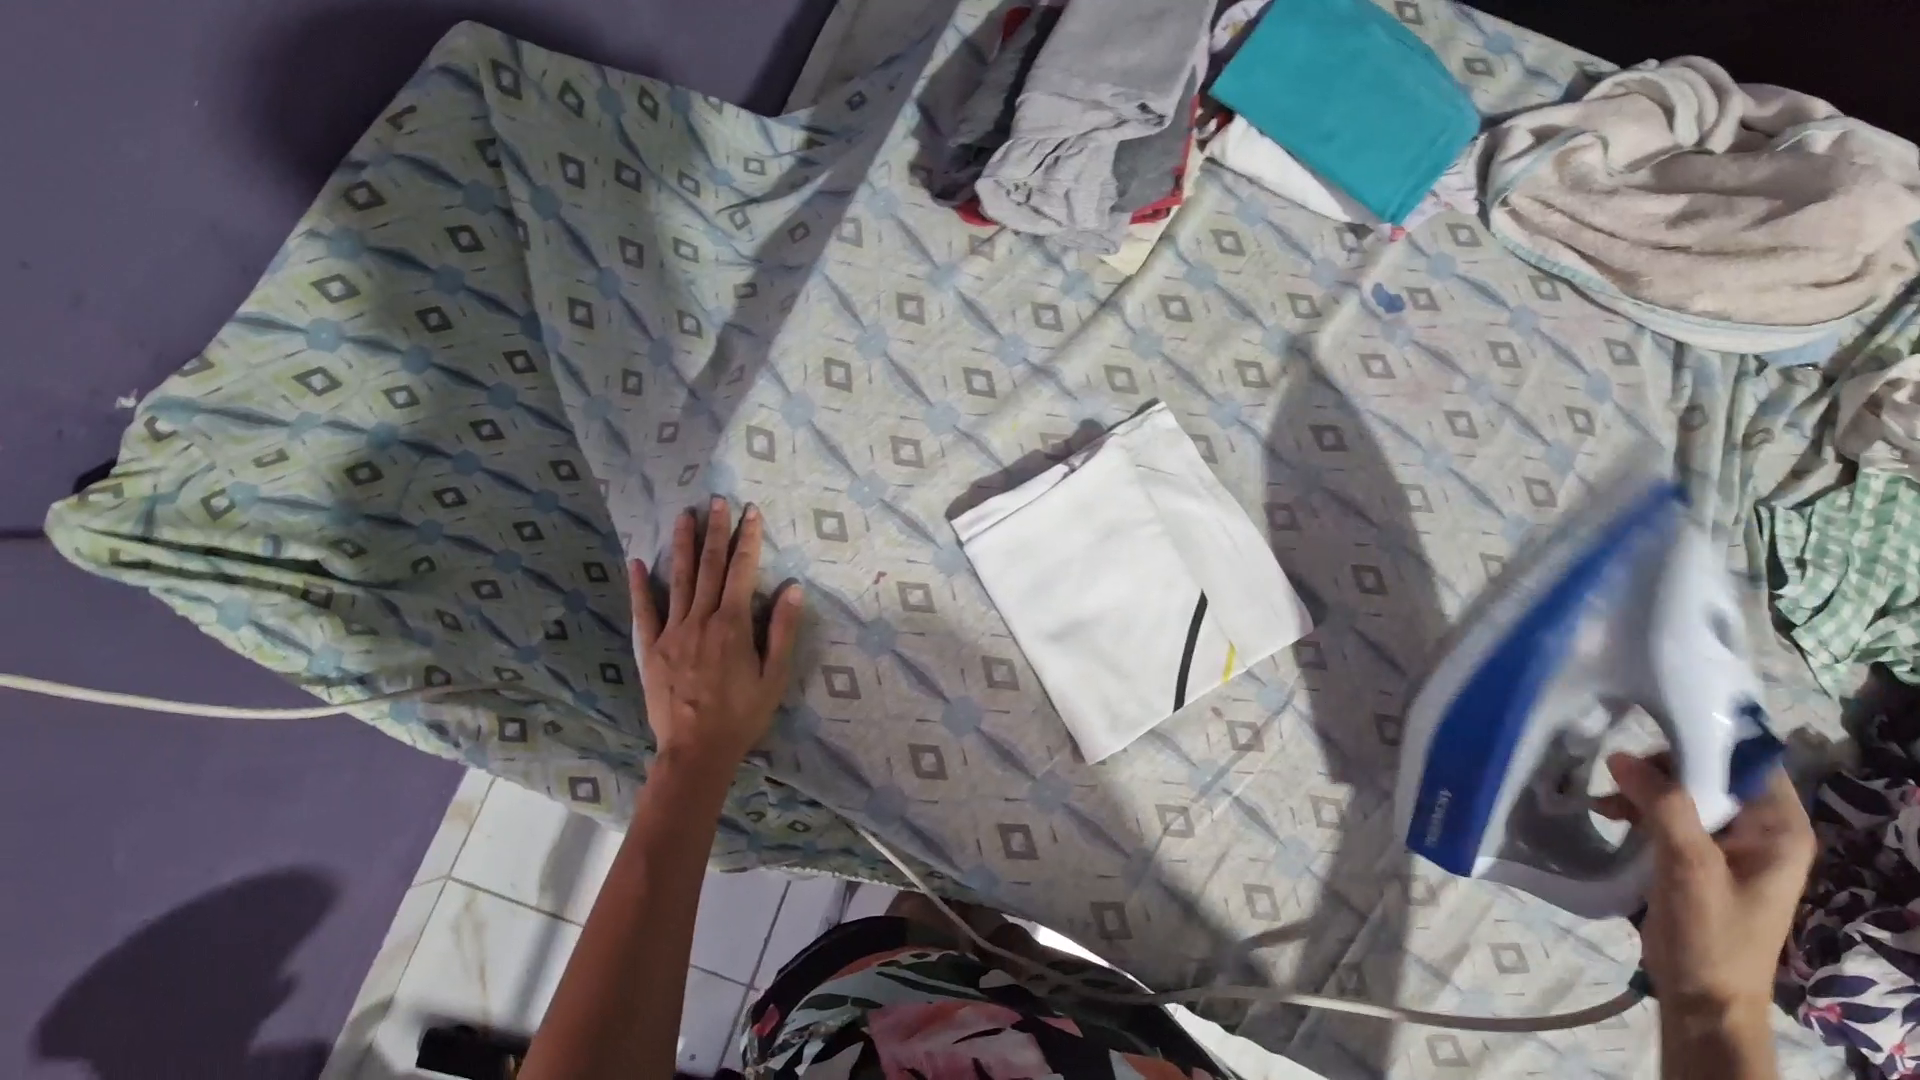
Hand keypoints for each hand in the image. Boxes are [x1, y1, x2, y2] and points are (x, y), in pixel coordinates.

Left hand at [629, 498, 803, 773]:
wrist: (696, 750)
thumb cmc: (742, 715)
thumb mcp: (774, 676)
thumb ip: (782, 630)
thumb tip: (793, 587)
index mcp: (733, 625)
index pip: (742, 571)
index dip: (748, 539)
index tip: (751, 512)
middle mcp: (701, 620)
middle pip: (709, 566)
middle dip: (716, 531)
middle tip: (717, 501)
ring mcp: (672, 632)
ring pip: (678, 579)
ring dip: (682, 545)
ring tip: (684, 515)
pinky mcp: (650, 648)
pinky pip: (644, 611)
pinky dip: (641, 585)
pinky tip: (637, 562)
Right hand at [1601, 753, 1815, 1019]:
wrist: (1703, 996)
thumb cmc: (1710, 932)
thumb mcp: (1687, 865)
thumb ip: (1661, 805)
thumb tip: (1620, 756)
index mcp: (1778, 829)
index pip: (1747, 761)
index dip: (1702, 739)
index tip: (1649, 727)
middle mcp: (1760, 830)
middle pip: (1709, 772)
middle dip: (1660, 767)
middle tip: (1618, 775)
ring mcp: (1728, 844)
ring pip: (1683, 791)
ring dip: (1642, 789)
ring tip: (1607, 800)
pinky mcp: (1698, 856)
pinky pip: (1669, 814)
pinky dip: (1638, 809)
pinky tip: (1609, 814)